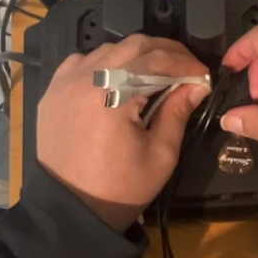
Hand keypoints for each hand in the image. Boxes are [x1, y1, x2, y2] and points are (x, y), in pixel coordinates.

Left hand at [36, 35, 209, 230]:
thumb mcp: (160, 155)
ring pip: (108, 49)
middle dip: (165, 52)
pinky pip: (83, 61)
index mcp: (112, 94)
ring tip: (156, 76)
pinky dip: (105, 63)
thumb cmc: (119, 189)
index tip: (204, 73)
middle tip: (185, 68)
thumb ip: (178, 112)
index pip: (156, 60)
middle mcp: (85, 78)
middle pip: (133, 45)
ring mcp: (64, 82)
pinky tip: (118, 81)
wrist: (70, 212)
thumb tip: (197, 84)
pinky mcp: (53, 90)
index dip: (185, 62)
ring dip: (136, 56)